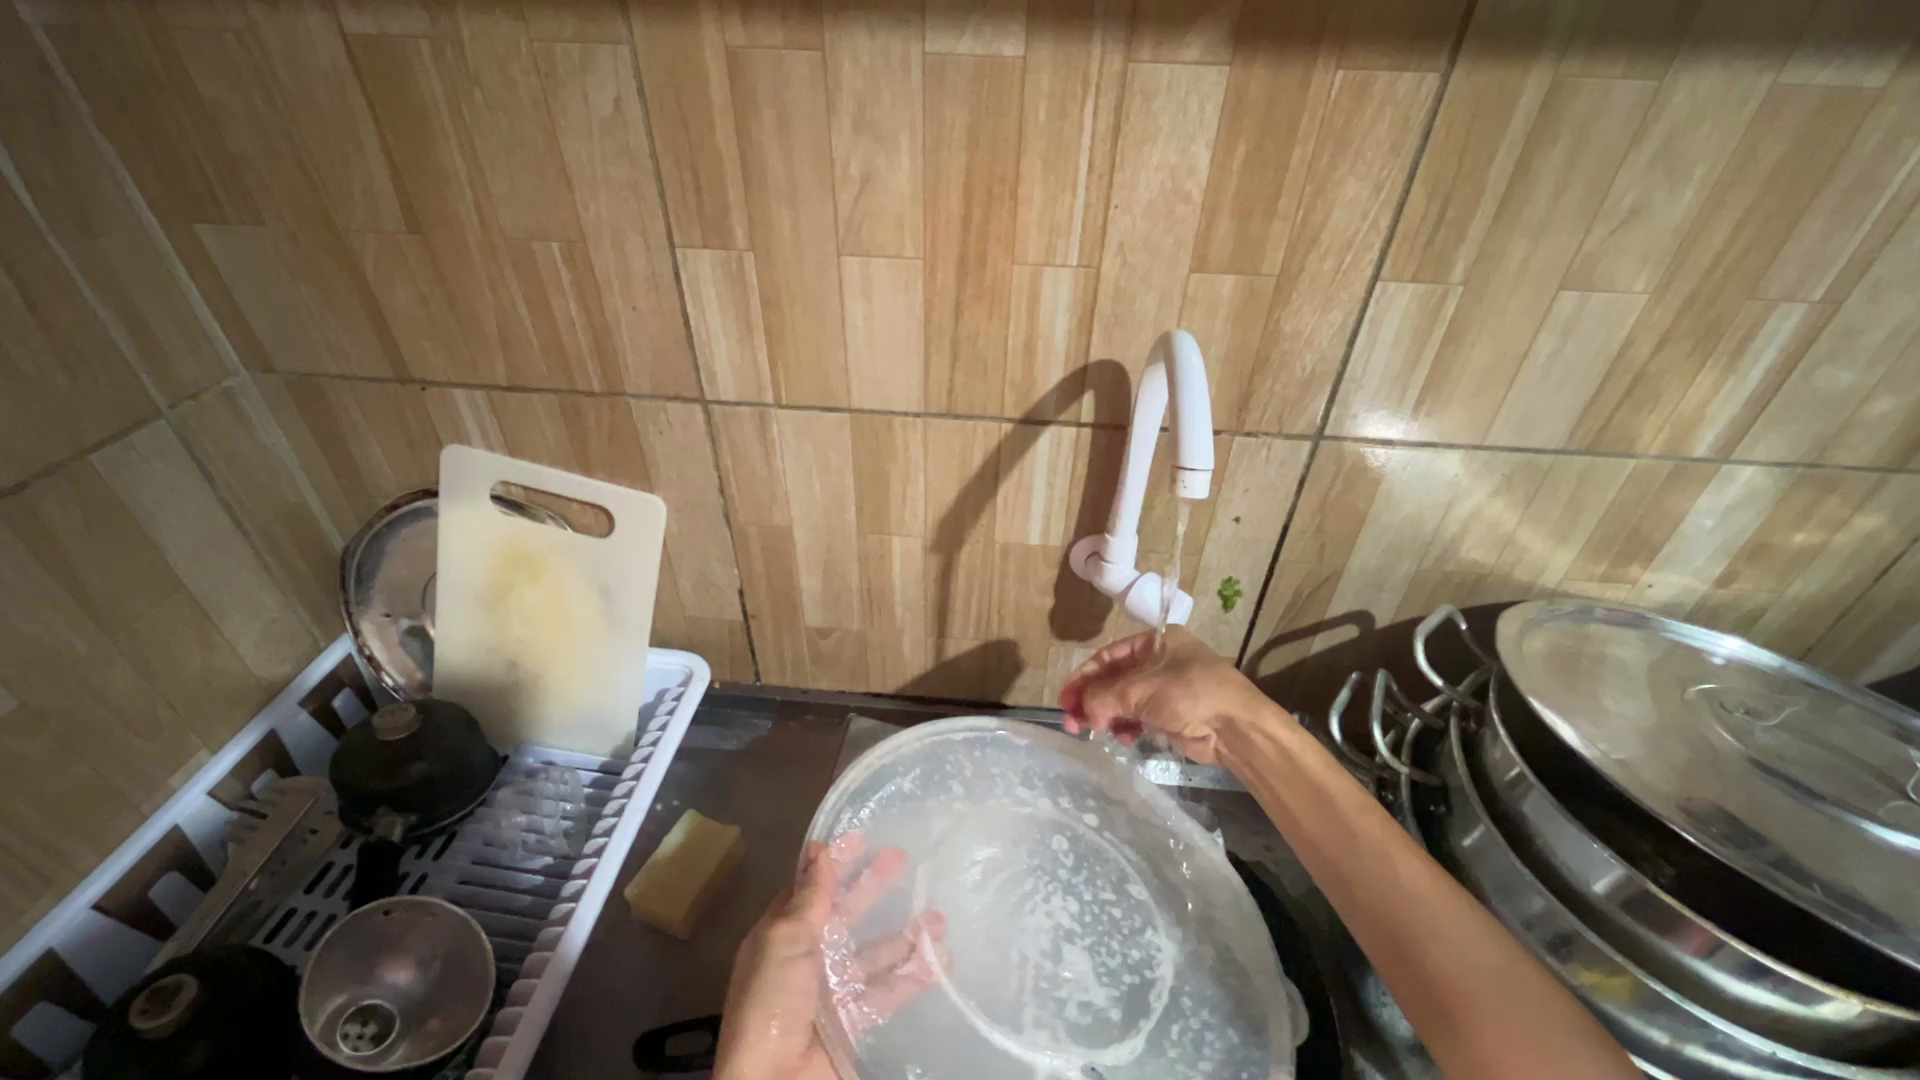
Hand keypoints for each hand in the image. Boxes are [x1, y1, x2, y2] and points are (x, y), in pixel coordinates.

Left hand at [713, 836, 945, 1079]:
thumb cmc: (772, 1003)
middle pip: (844, 915)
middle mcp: (807, 960)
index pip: (810, 890)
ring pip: (873, 954)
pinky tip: (939, 959)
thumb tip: (818, 847)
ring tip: (939, 917)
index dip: (834, 864)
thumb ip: (808, 897)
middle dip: (872, 887)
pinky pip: (888, 992)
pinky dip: (913, 976)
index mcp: (781, 937)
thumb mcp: (784, 941)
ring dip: (904, 935)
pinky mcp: (855, 1023)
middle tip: (903, 858)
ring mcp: (833, 993)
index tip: (862, 837)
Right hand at [1058, 626, 1281, 763]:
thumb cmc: (1190, 693)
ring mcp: (1167, 690)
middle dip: (1093, 700)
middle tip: (1073, 721)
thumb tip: (1083, 712)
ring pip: (1125, 702)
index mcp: (1155, 642)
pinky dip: (1127, 728)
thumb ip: (1103, 697)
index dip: (1084, 677)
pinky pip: (1139, 719)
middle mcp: (1160, 662)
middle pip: (1114, 680)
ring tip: (1094, 732)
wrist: (1236, 728)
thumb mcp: (1140, 689)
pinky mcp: (1172, 716)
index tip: (1065, 698)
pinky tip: (1123, 738)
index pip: (1108, 656)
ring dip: (1108, 716)